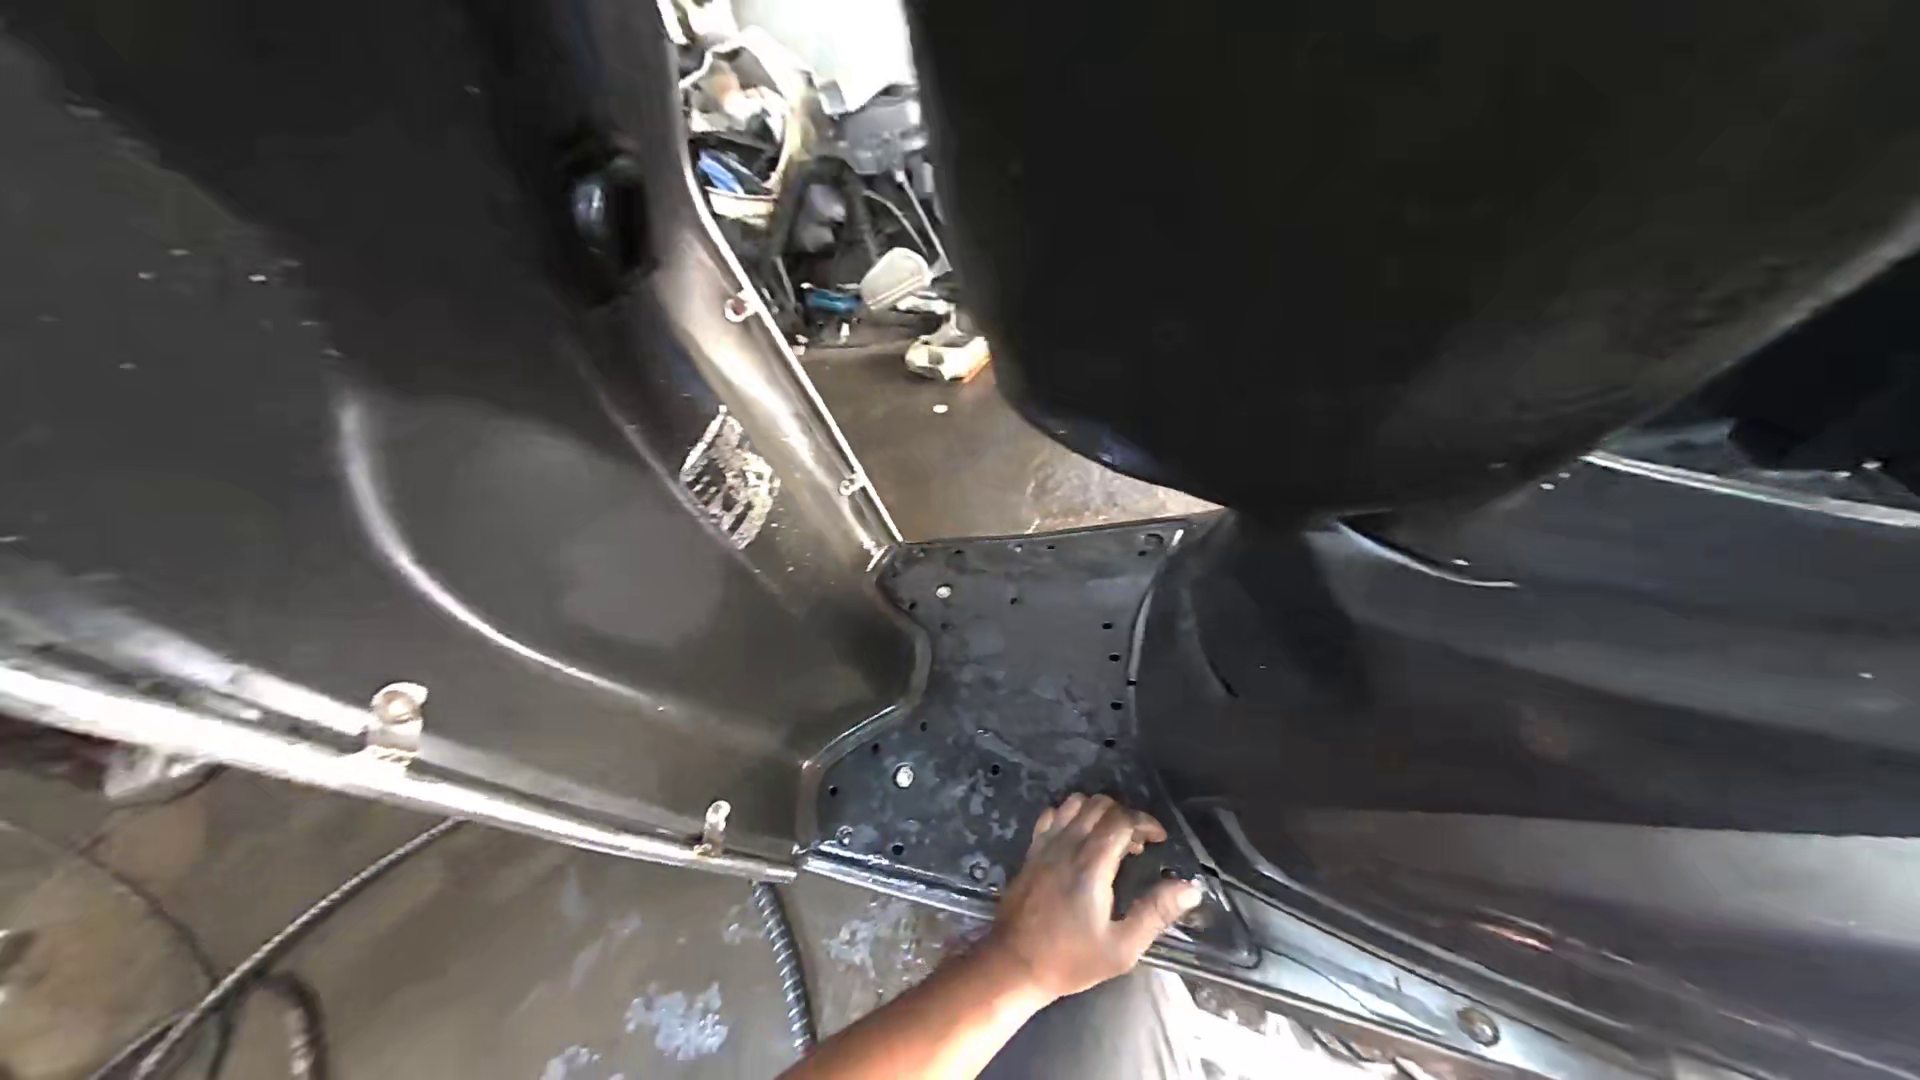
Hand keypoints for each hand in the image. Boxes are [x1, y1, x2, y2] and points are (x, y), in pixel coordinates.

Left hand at [978, 793, 1204, 1003]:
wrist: (1014, 962)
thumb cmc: (1071, 959)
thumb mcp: (1122, 948)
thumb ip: (1155, 912)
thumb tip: (1189, 887)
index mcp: (1090, 865)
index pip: (1121, 820)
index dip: (1145, 822)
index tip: (1160, 838)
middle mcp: (1067, 844)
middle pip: (1099, 805)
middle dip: (1125, 815)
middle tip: (1138, 844)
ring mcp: (1046, 843)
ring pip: (1075, 803)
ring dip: (1099, 812)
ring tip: (1111, 839)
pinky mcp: (1032, 849)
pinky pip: (1053, 813)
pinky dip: (1071, 815)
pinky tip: (1080, 838)